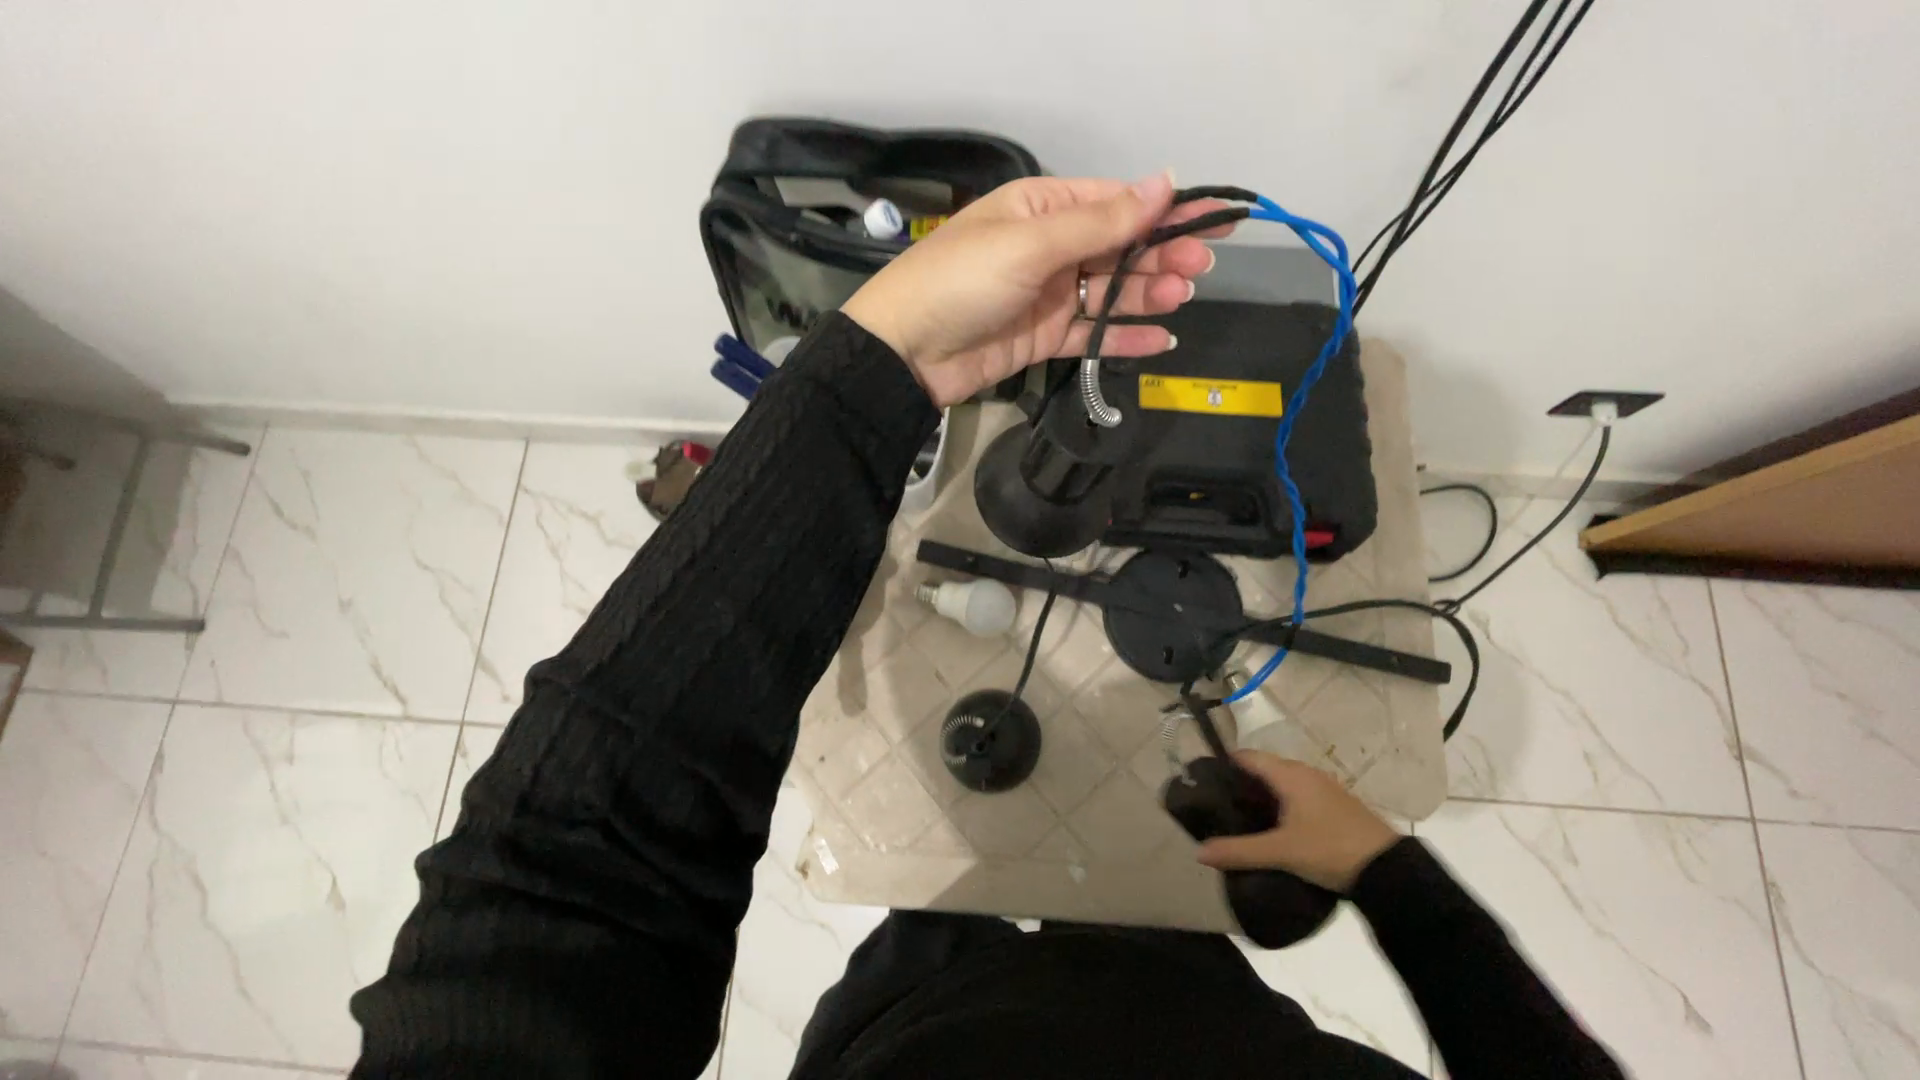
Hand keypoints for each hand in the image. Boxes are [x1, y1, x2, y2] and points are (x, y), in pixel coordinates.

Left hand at [840, 173, 1232, 406]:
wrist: (905, 353)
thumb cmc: (961, 282)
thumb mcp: (1031, 244)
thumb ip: (1100, 221)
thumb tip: (1164, 180)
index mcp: (1040, 208)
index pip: (1113, 203)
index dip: (1162, 211)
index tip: (1211, 220)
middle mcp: (1047, 247)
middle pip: (1117, 247)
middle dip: (1160, 254)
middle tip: (1202, 267)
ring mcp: (1046, 295)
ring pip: (1110, 291)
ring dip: (1147, 293)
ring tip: (1183, 297)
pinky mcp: (1042, 337)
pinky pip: (1092, 333)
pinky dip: (1124, 335)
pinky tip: (1160, 337)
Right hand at [1195, 751, 1401, 893]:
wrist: (1390, 871)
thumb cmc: (1330, 849)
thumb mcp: (1281, 852)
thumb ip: (1239, 851)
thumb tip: (1199, 853)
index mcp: (1290, 775)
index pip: (1248, 757)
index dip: (1224, 764)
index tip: (1203, 781)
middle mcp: (1306, 774)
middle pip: (1264, 770)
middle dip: (1241, 784)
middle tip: (1218, 805)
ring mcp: (1324, 789)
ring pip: (1283, 784)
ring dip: (1263, 797)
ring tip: (1241, 819)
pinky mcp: (1336, 807)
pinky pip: (1298, 797)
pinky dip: (1282, 806)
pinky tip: (1275, 829)